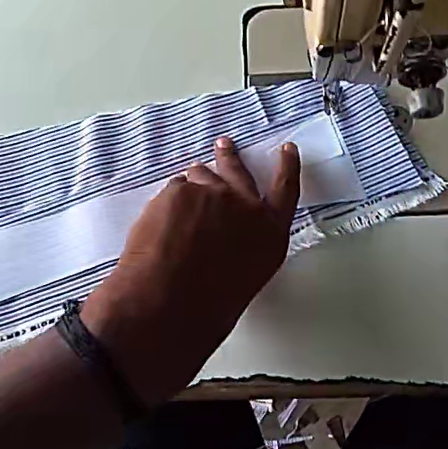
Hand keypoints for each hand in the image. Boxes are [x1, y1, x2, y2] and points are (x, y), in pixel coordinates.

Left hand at [81, 137, 300, 404]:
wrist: (171, 303)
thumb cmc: (208, 305)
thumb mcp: (244, 275)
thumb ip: (242, 244)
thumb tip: (221, 235)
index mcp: (269, 234)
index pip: (286, 190)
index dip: (288, 166)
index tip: (287, 149)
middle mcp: (246, 207)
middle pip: (239, 172)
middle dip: (231, 156)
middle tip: (224, 144)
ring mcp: (213, 193)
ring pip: (201, 176)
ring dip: (195, 180)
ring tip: (182, 196)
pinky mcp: (181, 190)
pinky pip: (174, 189)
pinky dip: (168, 203)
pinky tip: (160, 224)